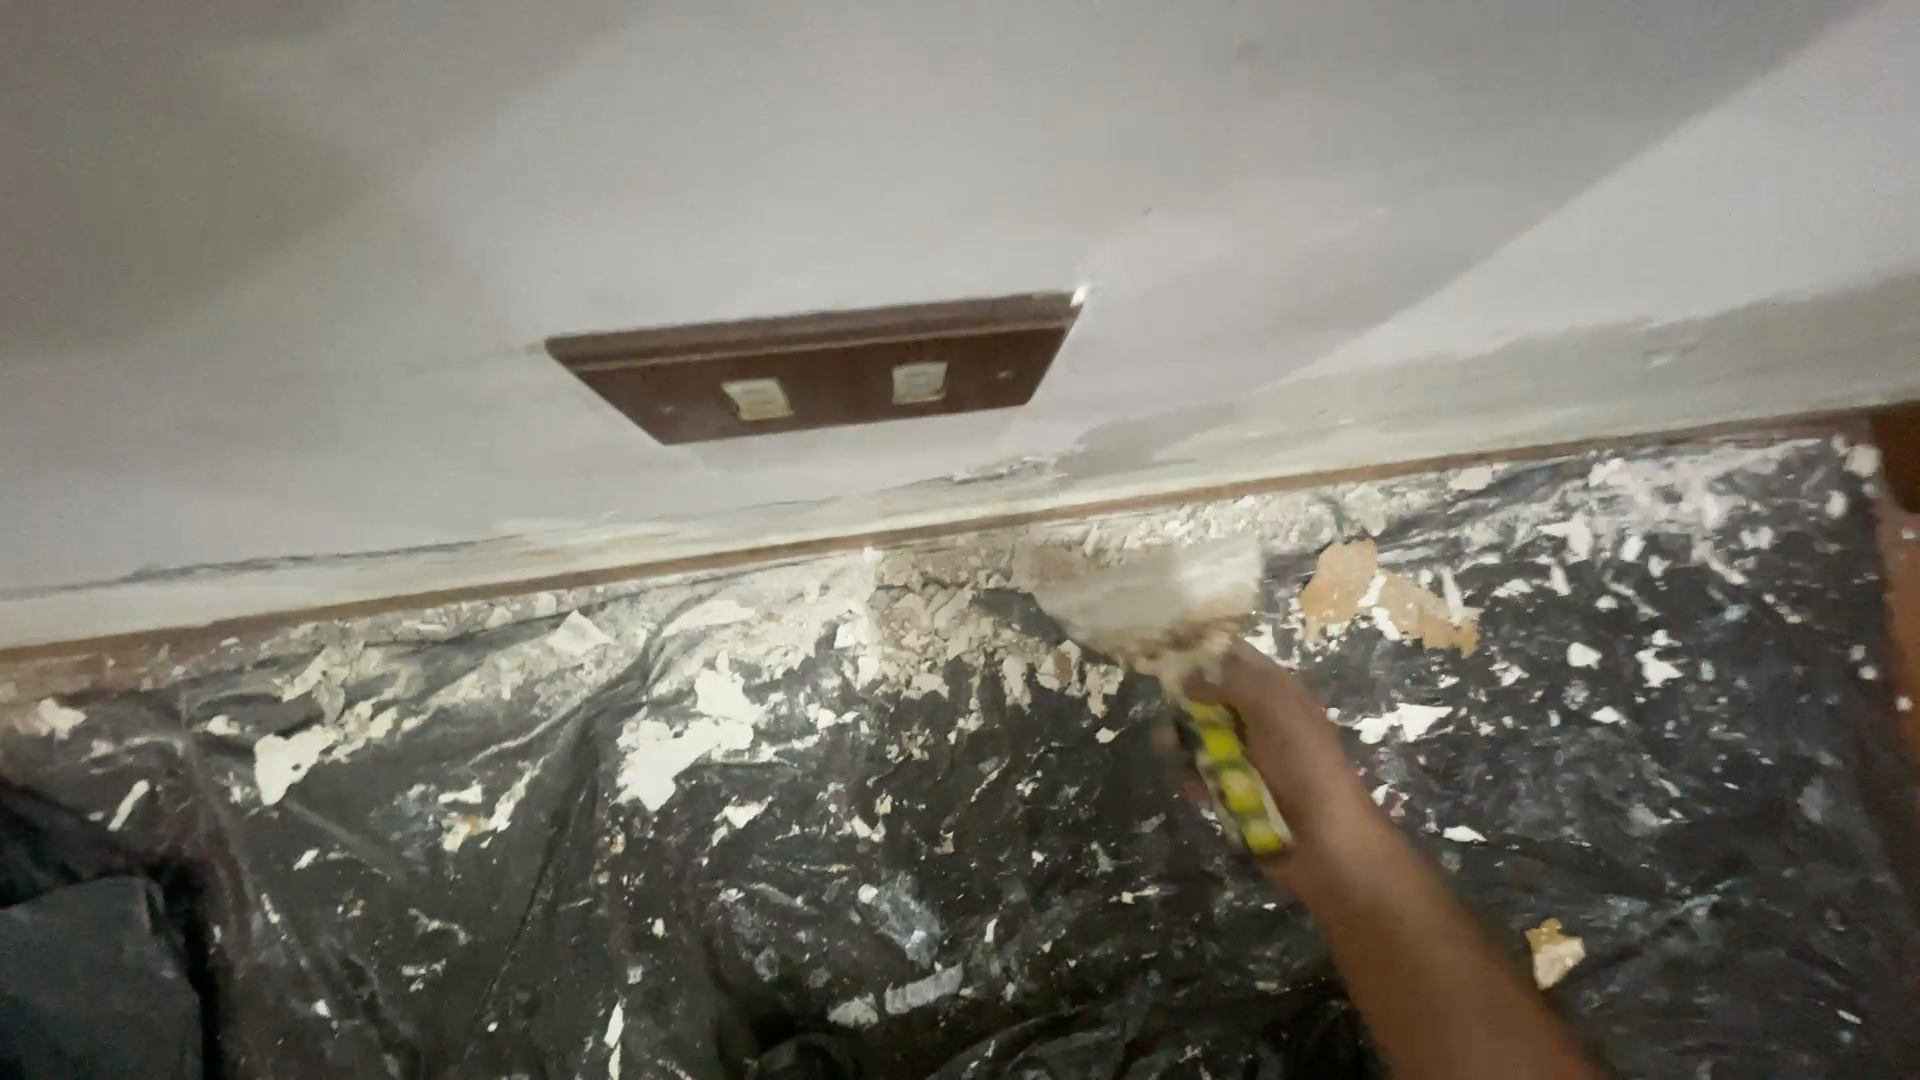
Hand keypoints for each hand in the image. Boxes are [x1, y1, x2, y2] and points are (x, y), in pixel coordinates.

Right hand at [1175, 641, 1383, 874]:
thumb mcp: (1272, 709)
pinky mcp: (1236, 790)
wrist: (1329, 842)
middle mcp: (1260, 719)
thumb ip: (1230, 683)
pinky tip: (1193, 788)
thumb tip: (1189, 676)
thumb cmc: (1304, 765)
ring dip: (1180, 742)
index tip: (1167, 653)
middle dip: (1184, 703)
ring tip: (1167, 751)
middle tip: (1165, 712)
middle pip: (1210, 697)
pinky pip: (1203, 776)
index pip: (1237, 657)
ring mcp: (1248, 757)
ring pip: (1200, 737)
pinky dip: (1193, 779)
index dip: (1204, 652)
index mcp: (1276, 692)